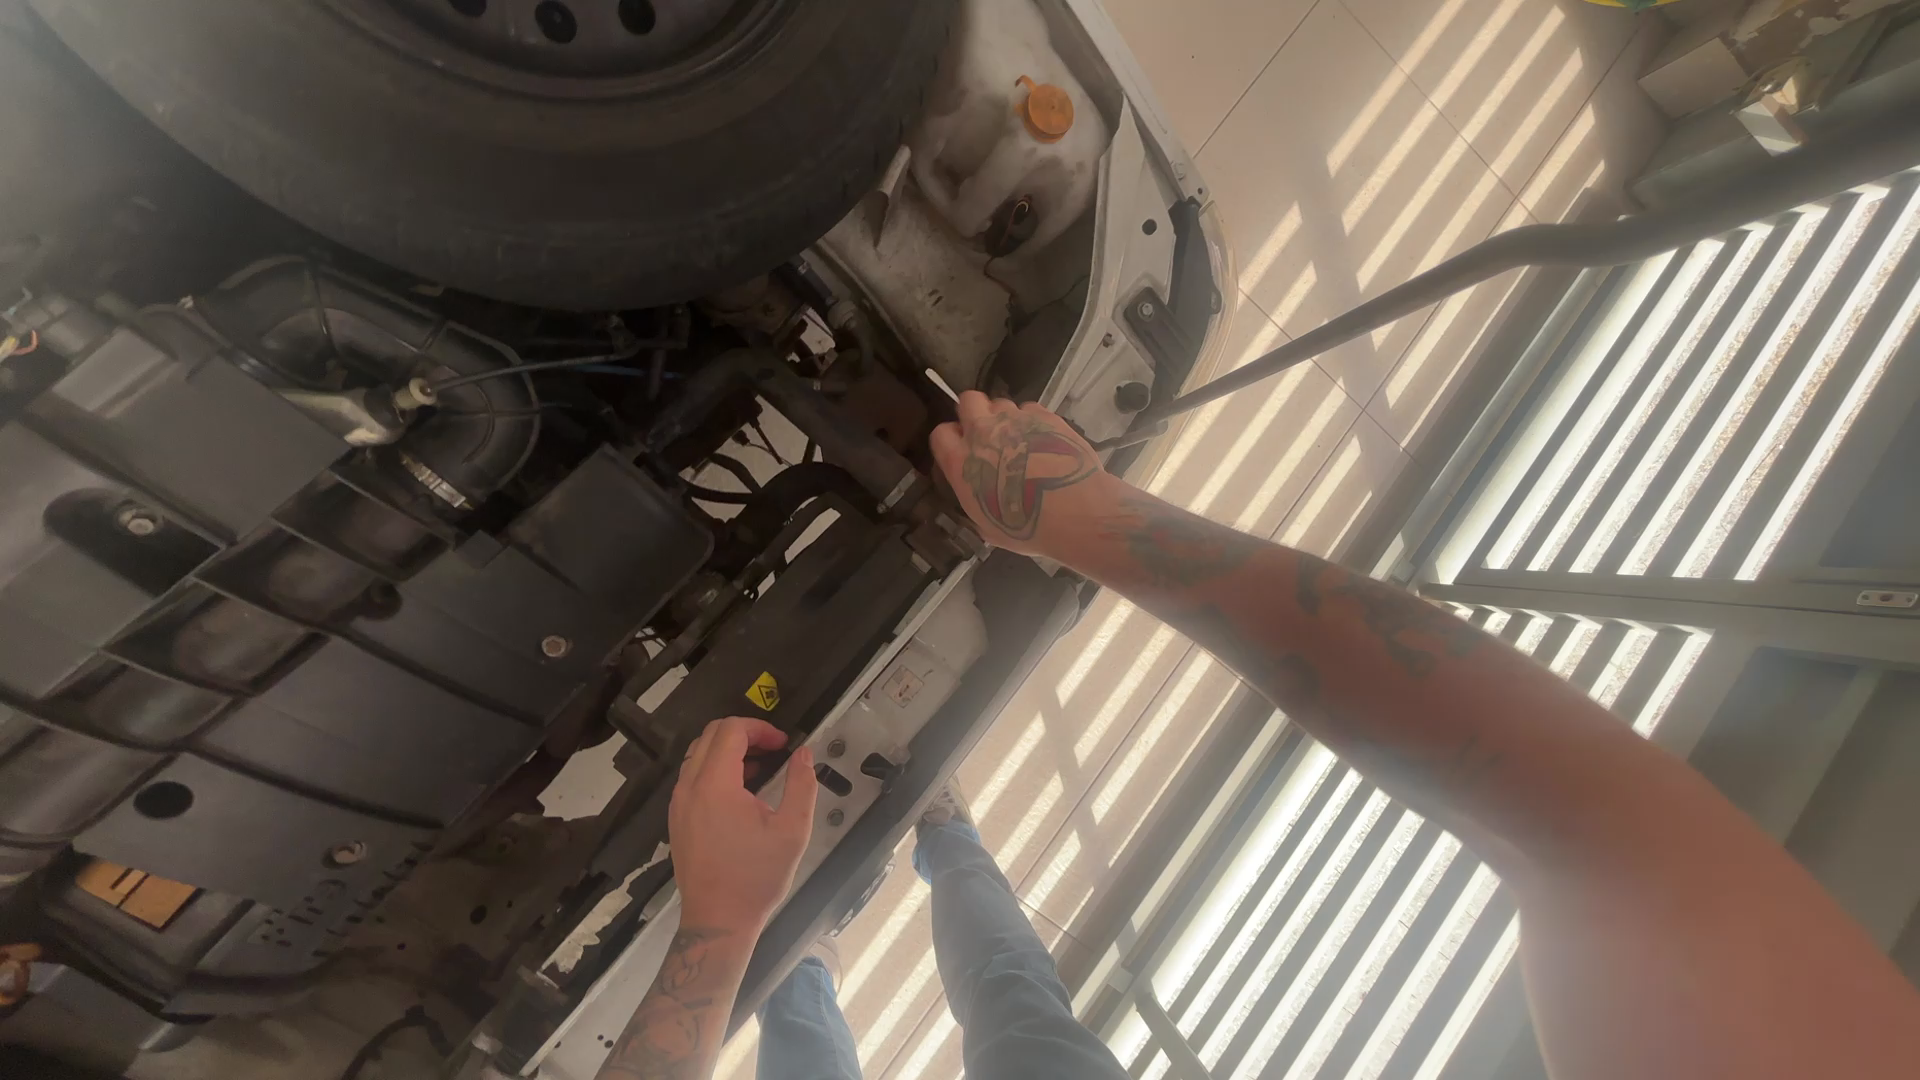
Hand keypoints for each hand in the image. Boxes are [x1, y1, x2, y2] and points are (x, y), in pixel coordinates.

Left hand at [668, 717, 816, 936]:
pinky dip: (716, 768)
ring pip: (699, 752)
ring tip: (761, 767)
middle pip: (711, 734)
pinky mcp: (677, 818)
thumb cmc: (756, 878)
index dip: (760, 728)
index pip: (731, 730)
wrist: (718, 921)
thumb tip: (804, 754)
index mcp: (715, 786)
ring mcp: (679, 803)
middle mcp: (690, 788)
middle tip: (774, 749)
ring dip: (729, 749)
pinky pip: (693, 775)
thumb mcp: (792, 830)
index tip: (783, 744)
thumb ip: (801, 784)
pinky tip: (742, 789)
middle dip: (745, 733)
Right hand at [930, 391, 1114, 556]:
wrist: (1074, 512)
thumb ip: (974, 498)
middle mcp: (983, 432)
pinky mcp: (1045, 415)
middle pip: (967, 400)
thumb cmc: (1026, 528)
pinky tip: (1044, 441)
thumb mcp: (986, 526)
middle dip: (974, 412)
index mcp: (961, 462)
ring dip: (1005, 418)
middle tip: (988, 433)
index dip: (951, 439)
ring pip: (1001, 403)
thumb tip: (978, 494)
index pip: (940, 433)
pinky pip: (1030, 409)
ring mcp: (1015, 420)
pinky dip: (1033, 421)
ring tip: (1020, 440)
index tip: (961, 449)